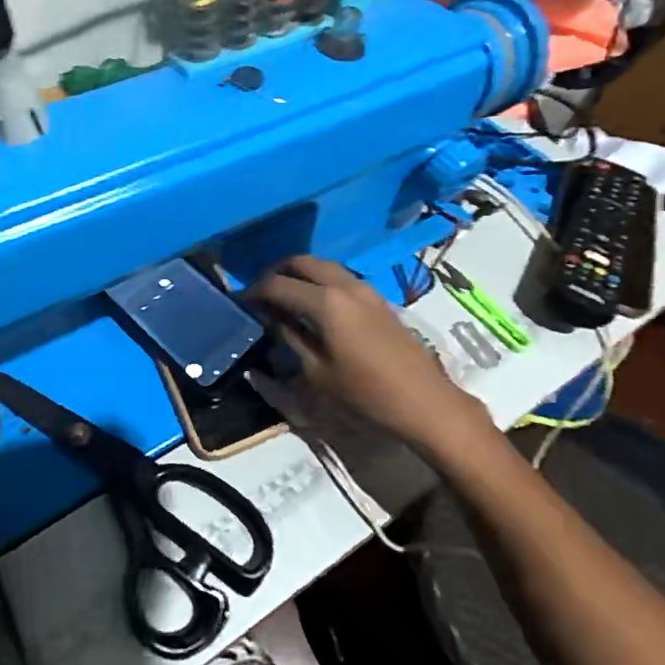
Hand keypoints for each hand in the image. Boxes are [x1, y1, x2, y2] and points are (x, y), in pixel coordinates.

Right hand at [248, 256, 492, 453]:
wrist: (424, 402)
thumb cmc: (366, 395)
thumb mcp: (317, 374)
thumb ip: (291, 340)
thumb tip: (271, 321)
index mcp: (326, 301)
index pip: (278, 284)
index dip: (254, 291)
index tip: (239, 302)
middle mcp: (345, 284)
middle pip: (302, 263)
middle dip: (277, 273)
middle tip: (260, 294)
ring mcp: (366, 289)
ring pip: (324, 267)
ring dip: (301, 275)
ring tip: (284, 299)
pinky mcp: (378, 299)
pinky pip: (341, 278)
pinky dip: (321, 282)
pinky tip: (314, 306)